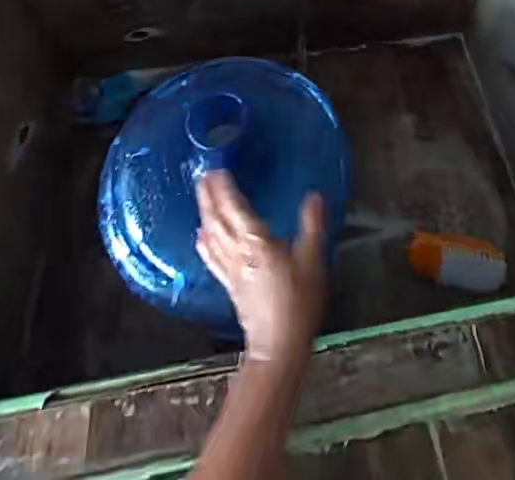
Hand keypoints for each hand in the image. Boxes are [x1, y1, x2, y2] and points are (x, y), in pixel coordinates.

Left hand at [196, 170, 327, 362]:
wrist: (278, 345)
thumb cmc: (299, 301)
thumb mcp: (313, 260)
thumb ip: (313, 225)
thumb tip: (315, 195)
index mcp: (256, 241)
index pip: (234, 207)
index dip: (224, 188)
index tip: (216, 170)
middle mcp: (238, 251)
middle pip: (217, 218)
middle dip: (208, 196)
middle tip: (201, 176)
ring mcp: (230, 268)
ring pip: (212, 235)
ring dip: (204, 213)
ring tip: (200, 196)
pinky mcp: (228, 284)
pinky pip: (211, 257)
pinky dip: (204, 242)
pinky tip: (200, 235)